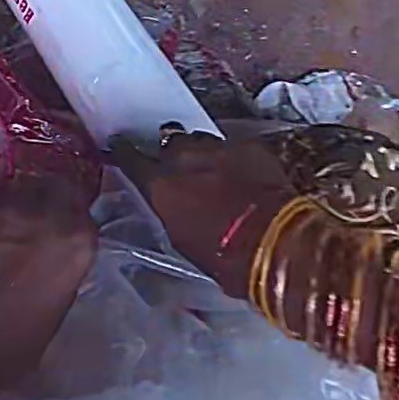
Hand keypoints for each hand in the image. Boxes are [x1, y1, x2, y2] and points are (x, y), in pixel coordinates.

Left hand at [0, 173, 99, 399]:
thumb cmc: (18, 343)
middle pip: (60, 188)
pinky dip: (2, 205)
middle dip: (57, 196)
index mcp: (77, 245)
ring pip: (28, 186)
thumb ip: (68, 265)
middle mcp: (50, 219)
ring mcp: (12, 211)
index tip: (71, 221)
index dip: (78, 215)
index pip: (86, 212)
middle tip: (49, 208)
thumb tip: (64, 249)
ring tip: (22, 210)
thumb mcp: (61, 303)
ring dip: (29, 195)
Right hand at [108, 130, 296, 296]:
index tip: (121, 147)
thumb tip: (170, 201)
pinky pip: (232, 146)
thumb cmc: (223, 259)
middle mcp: (184, 159)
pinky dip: (232, 157)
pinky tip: (243, 174)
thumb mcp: (180, 239)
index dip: (125, 152)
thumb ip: (169, 209)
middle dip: (173, 153)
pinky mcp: (249, 146)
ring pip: (201, 140)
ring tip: (213, 170)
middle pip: (170, 143)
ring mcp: (218, 147)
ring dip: (202, 153)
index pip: (131, 159)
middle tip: (182, 170)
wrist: (277, 243)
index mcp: (161, 185)